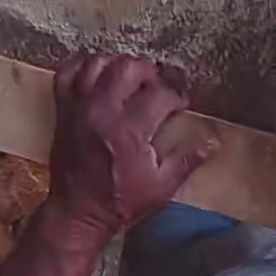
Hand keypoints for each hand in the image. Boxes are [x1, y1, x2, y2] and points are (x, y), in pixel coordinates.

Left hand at [43, 53, 216, 247]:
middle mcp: (102, 112)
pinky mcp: (63, 111)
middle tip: (155, 88)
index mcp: (129, 131)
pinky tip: (97, 76)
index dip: (176, 95)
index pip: (160, 93)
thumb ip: (187, 160)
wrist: (78, 213)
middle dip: (149, 72)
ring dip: (117, 65)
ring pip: (97, 62)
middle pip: (128, 66)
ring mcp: (79, 109)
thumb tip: (212, 141)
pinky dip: (82, 66)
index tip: (180, 104)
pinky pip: (67, 72)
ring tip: (129, 81)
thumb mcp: (161, 187)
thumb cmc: (119, 202)